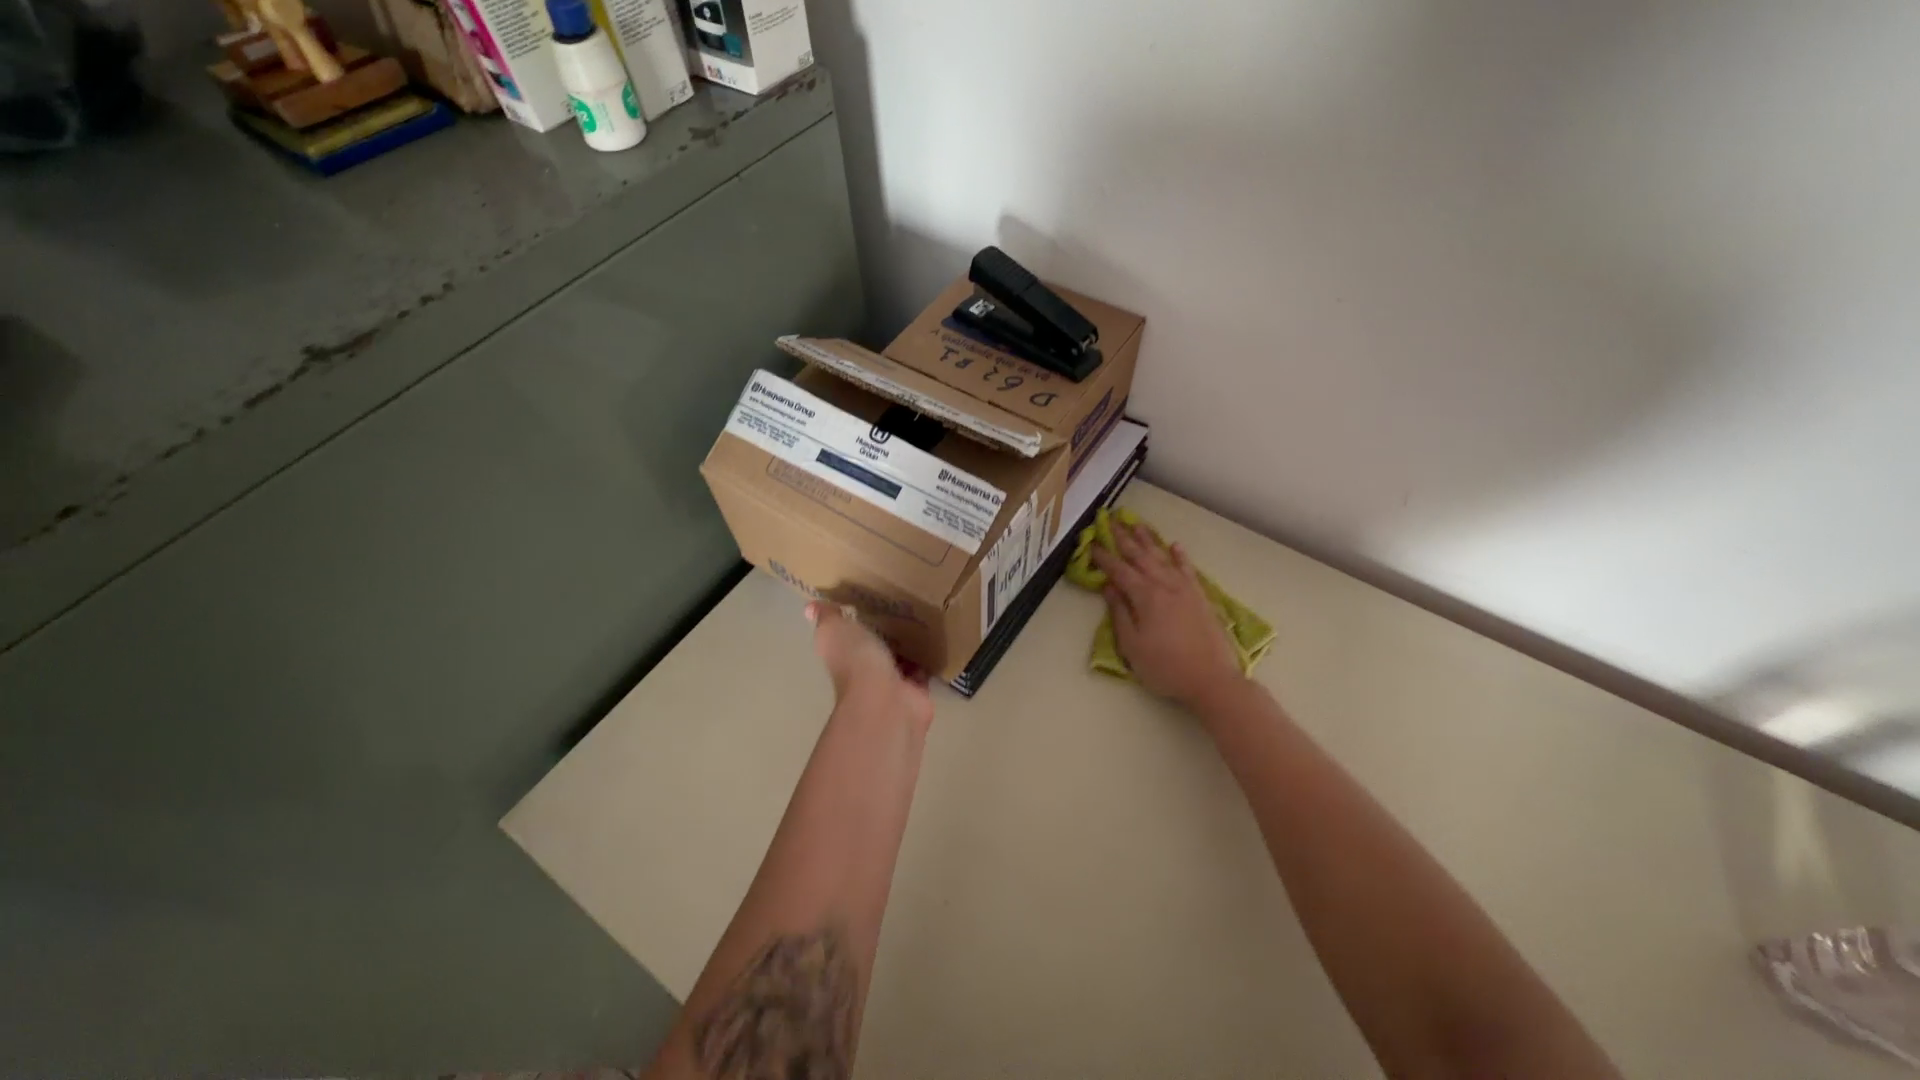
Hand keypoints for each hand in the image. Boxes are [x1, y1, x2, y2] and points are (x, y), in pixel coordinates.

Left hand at [806, 602, 933, 734]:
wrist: (885, 697)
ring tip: (920, 620)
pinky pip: (920, 672)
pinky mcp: (913, 691)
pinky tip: (932, 642)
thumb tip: (809, 608)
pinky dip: (925, 661)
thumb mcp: (833, 629)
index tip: (866, 600)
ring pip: (897, 660)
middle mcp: (862, 671)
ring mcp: (889, 683)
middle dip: (883, 632)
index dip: (852, 621)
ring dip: (906, 646)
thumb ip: (826, 617)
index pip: (844, 636)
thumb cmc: (855, 658)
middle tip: (899, 607)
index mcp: (841, 653)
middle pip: (871, 648)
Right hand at [1092, 523, 1246, 708]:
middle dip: (1124, 539)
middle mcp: (1165, 586)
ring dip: (1148, 540)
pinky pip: (1188, 569)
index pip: (1120, 571)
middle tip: (1111, 521)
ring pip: (1163, 557)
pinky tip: (1174, 546)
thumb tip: (1109, 587)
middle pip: (1141, 557)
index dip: (1104, 557)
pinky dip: (1180, 556)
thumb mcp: (1132, 646)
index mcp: (1145, 597)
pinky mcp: (1200, 597)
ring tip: (1137, 524)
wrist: (1211, 679)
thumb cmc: (1165, 667)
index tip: (1091, 544)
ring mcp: (1185, 589)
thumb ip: (1119, 613)